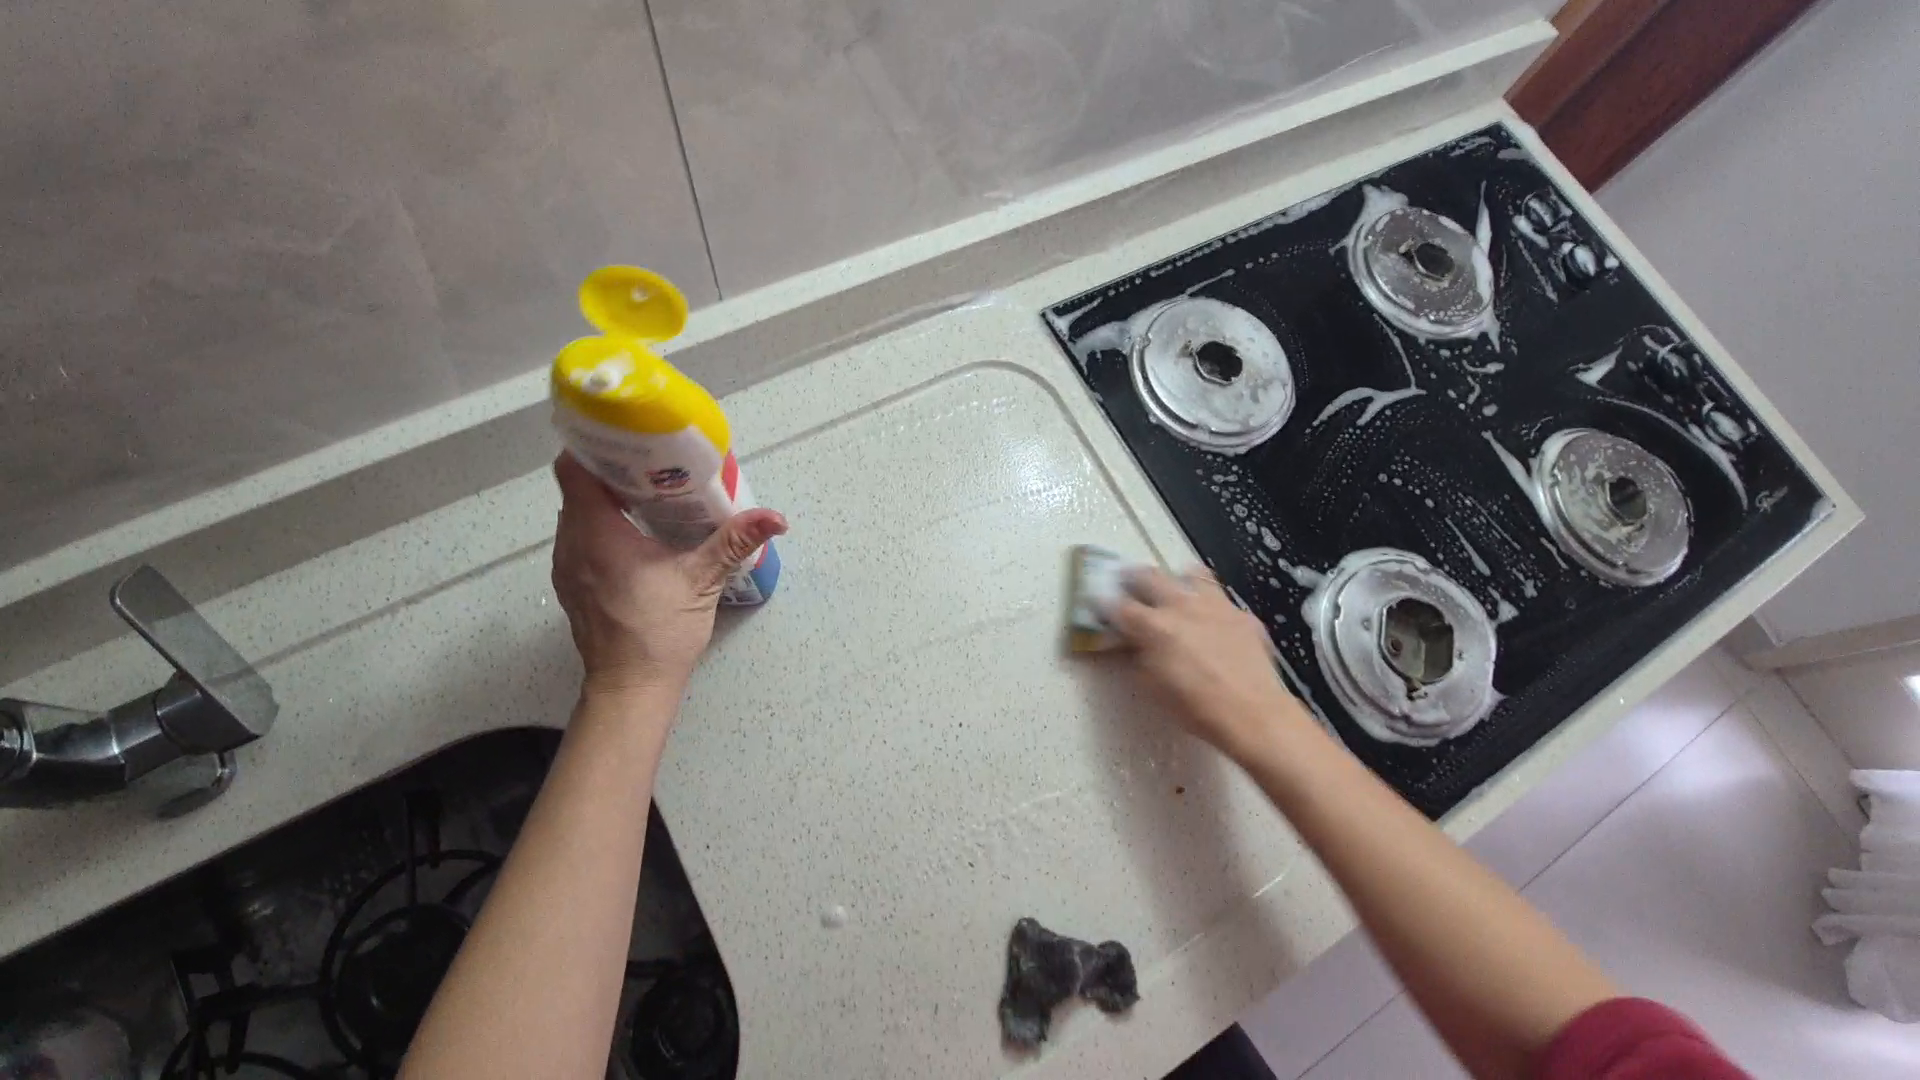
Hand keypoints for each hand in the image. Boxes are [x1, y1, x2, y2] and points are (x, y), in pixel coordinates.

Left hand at [551, 454, 787, 700]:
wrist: (630, 688)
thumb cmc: (659, 631)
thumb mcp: (702, 581)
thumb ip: (734, 542)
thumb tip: (776, 517)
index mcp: (596, 533)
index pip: (574, 468)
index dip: (597, 446)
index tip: (630, 440)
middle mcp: (571, 543)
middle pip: (577, 487)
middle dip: (612, 470)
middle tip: (654, 462)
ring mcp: (567, 566)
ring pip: (578, 513)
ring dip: (607, 498)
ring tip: (650, 491)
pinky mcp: (574, 584)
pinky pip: (581, 537)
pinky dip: (604, 524)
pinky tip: (638, 532)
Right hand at [1106, 566, 1308, 762]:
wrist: (1254, 714)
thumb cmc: (1197, 709)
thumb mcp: (1153, 687)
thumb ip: (1138, 657)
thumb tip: (1133, 643)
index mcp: (1154, 626)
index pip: (1119, 606)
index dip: (1104, 603)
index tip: (1099, 602)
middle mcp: (1182, 606)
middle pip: (1149, 576)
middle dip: (1133, 576)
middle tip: (1127, 580)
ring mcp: (1215, 606)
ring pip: (1191, 574)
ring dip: (1177, 579)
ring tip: (1175, 588)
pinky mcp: (1242, 614)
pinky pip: (1221, 598)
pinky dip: (1210, 604)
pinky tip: (1212, 620)